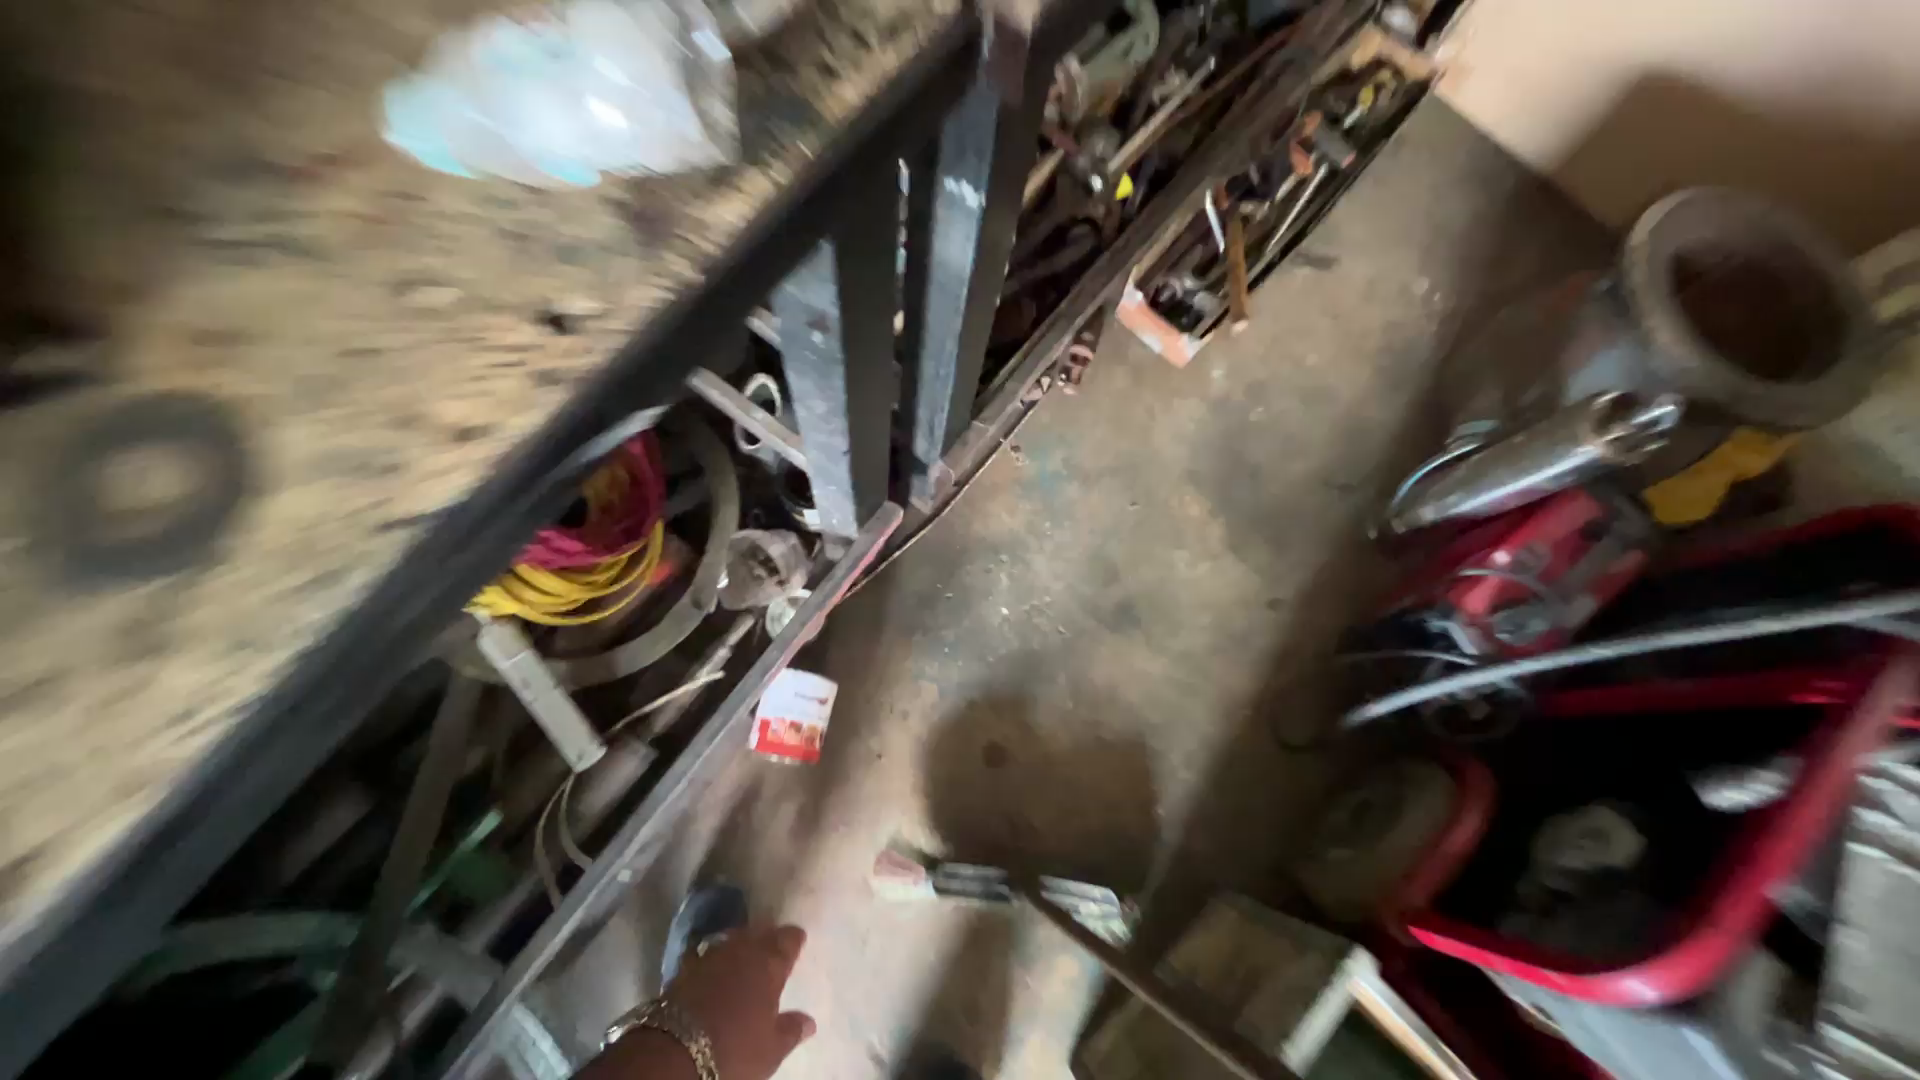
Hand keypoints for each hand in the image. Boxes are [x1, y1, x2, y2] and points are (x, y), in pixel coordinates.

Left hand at [665, 924, 815, 1079]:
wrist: (672, 1055)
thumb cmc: (733, 1051)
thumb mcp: (769, 1051)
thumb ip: (790, 1031)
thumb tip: (809, 1022)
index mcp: (769, 965)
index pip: (788, 939)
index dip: (794, 940)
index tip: (797, 942)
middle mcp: (742, 951)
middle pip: (759, 932)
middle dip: (766, 936)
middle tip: (772, 946)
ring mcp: (710, 956)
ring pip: (731, 939)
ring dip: (739, 944)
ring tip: (743, 955)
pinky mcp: (684, 968)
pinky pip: (706, 954)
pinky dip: (713, 959)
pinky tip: (714, 969)